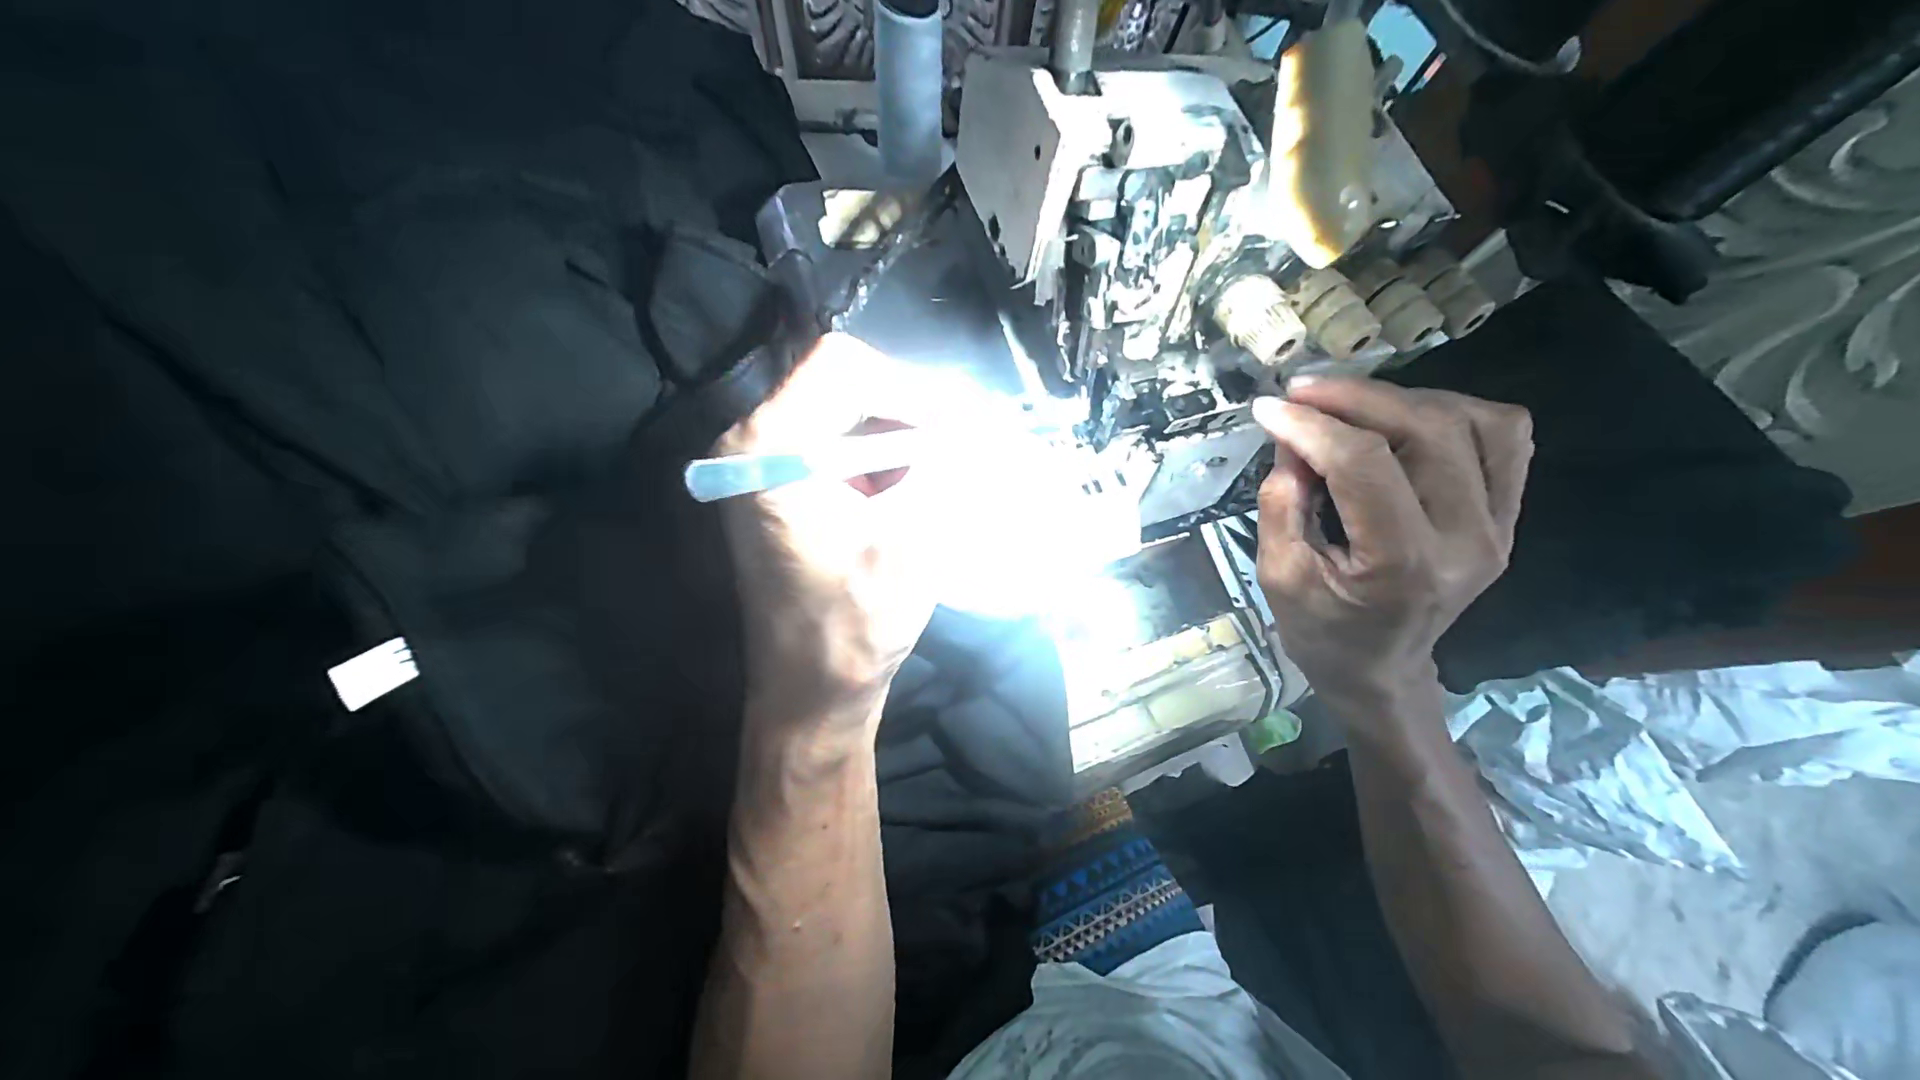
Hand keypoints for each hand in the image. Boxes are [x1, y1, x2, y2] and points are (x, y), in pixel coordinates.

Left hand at [717, 333, 943, 746]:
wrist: (810, 693)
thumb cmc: (850, 630)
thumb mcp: (910, 543)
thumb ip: (944, 470)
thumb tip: (979, 420)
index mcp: (768, 451)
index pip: (841, 368)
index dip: (908, 386)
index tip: (956, 426)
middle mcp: (755, 445)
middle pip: (842, 382)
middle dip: (909, 408)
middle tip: (961, 442)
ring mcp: (767, 465)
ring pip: (847, 410)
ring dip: (902, 431)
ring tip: (948, 464)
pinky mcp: (786, 486)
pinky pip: (842, 442)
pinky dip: (886, 454)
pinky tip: (919, 483)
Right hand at [1250, 377, 1531, 726]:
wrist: (1378, 668)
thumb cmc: (1320, 630)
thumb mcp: (1278, 575)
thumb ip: (1282, 504)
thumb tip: (1291, 438)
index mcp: (1404, 564)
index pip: (1363, 464)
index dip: (1311, 426)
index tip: (1266, 410)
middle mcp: (1468, 538)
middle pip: (1426, 429)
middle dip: (1355, 397)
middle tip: (1301, 391)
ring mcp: (1499, 525)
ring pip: (1472, 420)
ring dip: (1402, 399)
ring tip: (1346, 404)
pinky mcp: (1507, 515)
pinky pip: (1502, 435)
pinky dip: (1451, 410)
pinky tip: (1401, 418)